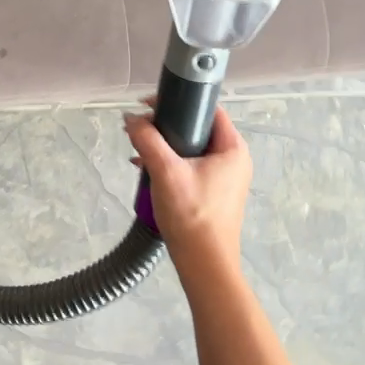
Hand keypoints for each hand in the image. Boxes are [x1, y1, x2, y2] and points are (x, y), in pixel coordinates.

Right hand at [123, 98, 251, 277]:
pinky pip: (188, 165)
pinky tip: (144, 167)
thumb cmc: (192, 213)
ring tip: (137, 147)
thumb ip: (146, 139)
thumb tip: (130, 118)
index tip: (151, 104)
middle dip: (166, 125)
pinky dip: (167, 162)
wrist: (204, 264)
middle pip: (197, 127)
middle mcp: (233, 160)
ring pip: (190, 147)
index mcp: (233, 149)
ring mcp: (224, 178)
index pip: (210, 109)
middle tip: (140, 127)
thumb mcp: (165, 170)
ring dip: (163, 144)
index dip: (181, 101)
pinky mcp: (212, 192)